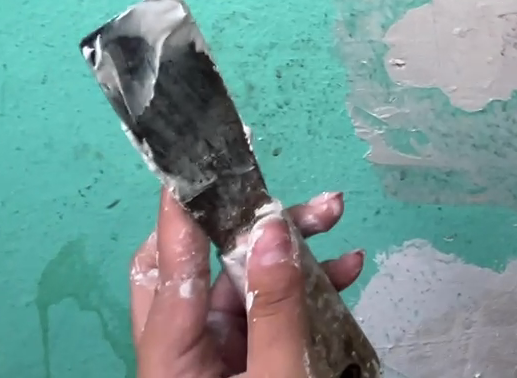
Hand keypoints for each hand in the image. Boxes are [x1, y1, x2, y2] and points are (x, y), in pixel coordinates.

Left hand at [129, 187, 363, 377]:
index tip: (203, 161)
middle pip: (190, 265)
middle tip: (277, 193)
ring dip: (285, 245)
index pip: (170, 269)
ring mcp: (212, 355)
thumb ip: (276, 306)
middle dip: (241, 219)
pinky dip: (302, 283)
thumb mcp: (280, 377)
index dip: (185, 210)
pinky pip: (265, 306)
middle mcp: (181, 351)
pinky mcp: (242, 361)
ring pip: (238, 278)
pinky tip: (346, 268)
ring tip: (334, 215)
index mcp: (170, 361)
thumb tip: (271, 228)